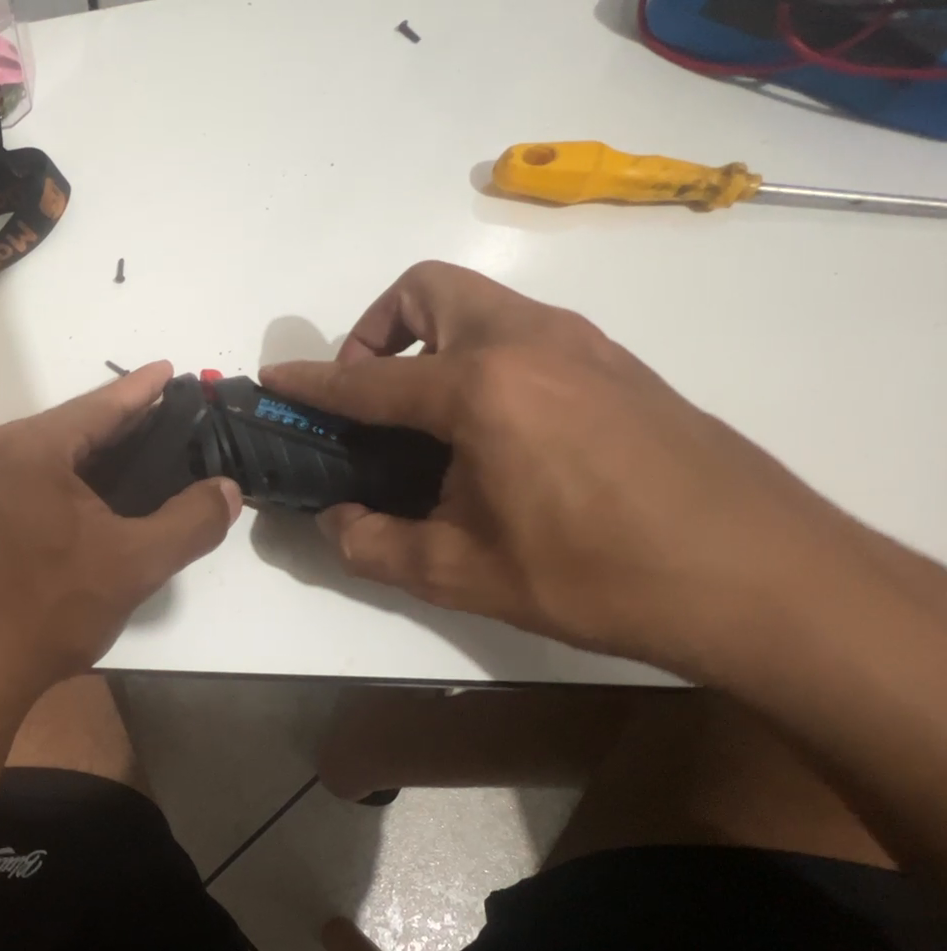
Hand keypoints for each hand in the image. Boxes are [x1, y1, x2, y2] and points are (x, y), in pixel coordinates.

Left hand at [0, 361, 240, 708]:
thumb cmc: (51, 612)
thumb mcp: (134, 565)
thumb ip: (190, 521)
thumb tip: (228, 491)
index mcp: (22, 450)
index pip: (94, 409)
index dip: (139, 392)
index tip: (169, 370)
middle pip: (63, 429)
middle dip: (115, 427)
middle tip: (164, 420)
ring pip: (39, 455)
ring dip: (85, 456)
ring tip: (134, 453)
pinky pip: (16, 479)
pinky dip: (54, 480)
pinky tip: (85, 492)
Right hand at [262, 261, 864, 675]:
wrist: (761, 579)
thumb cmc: (593, 574)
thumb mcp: (456, 573)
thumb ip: (370, 543)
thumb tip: (334, 519)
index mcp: (481, 388)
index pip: (368, 376)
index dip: (310, 379)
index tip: (272, 378)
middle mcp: (530, 343)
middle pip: (429, 289)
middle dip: (376, 328)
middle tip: (366, 396)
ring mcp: (584, 347)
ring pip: (481, 306)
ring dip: (431, 343)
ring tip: (421, 421)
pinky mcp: (619, 366)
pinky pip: (523, 335)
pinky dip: (480, 359)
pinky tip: (489, 436)